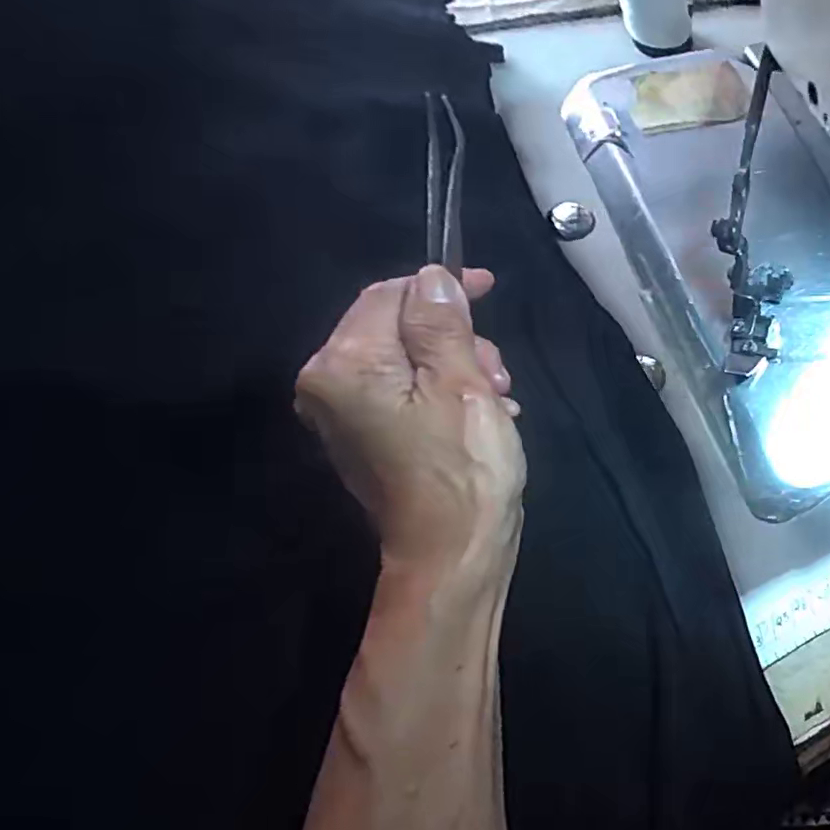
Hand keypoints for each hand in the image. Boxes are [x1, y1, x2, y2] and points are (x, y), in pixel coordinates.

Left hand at [295, 265, 525, 588]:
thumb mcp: (463, 384)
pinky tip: (486, 413)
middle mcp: (330, 386)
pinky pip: (409, 391)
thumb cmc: (464, 465)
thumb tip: (434, 278)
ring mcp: (347, 415)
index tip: (488, 284)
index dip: (440, 285)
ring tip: (500, 398)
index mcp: (345, 366)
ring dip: (462, 367)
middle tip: (498, 372)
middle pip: (398, 328)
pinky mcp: (370, 436)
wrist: (454, 551)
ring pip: (411, 359)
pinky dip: (450, 391)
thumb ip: (444, 325)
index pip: (388, 296)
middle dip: (457, 338)